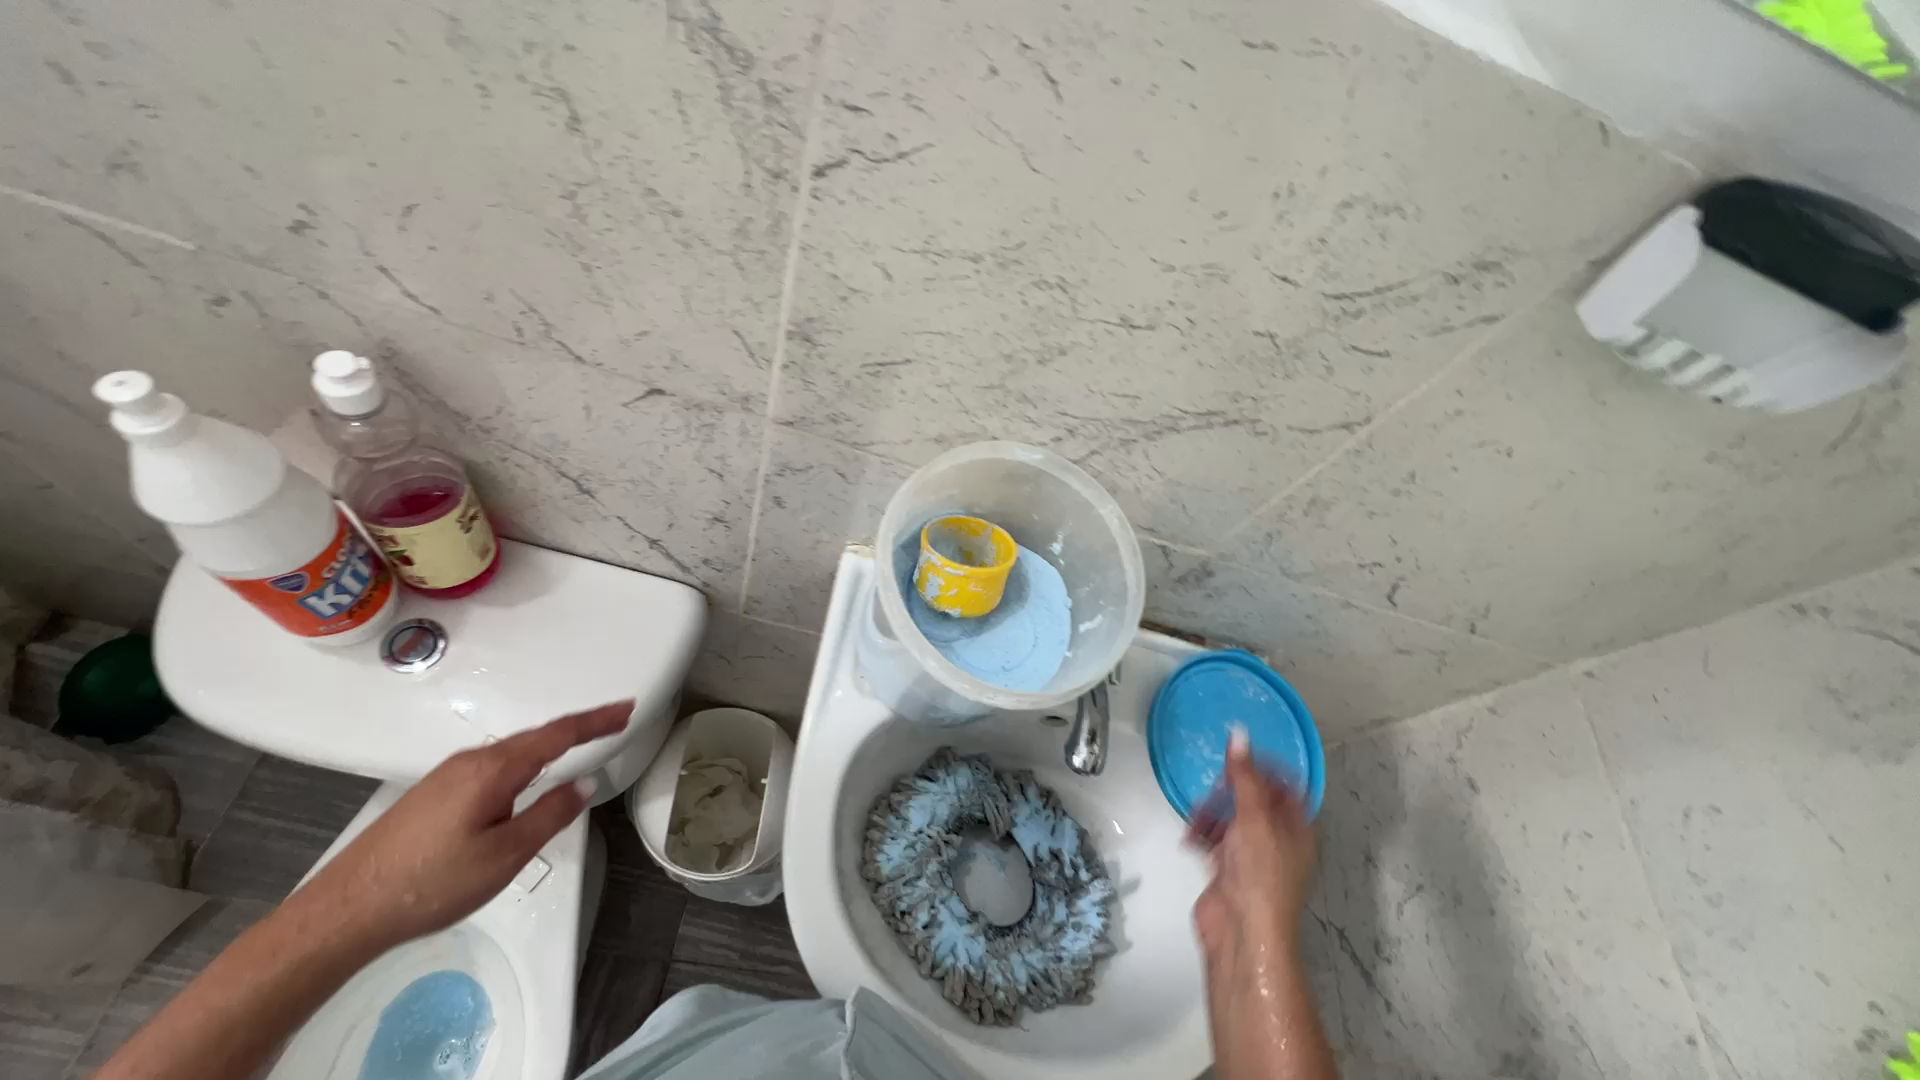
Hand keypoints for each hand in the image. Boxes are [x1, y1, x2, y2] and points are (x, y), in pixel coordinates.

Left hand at [290, 700, 631, 953]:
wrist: (345, 911)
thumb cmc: (431, 883)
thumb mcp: (505, 855)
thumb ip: (550, 814)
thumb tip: (582, 783)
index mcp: (492, 770)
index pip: (557, 736)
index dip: (595, 721)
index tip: (626, 709)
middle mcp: (469, 762)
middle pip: (535, 737)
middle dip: (578, 729)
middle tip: (615, 723)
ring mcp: (447, 776)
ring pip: (512, 752)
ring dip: (550, 745)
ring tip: (581, 746)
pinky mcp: (434, 795)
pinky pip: (493, 766)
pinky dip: (525, 761)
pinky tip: (528, 778)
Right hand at [1188, 728, 1316, 954]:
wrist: (1240, 932)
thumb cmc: (1258, 876)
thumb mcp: (1253, 818)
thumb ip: (1244, 776)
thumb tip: (1239, 734)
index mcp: (1298, 828)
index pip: (1286, 786)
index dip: (1264, 769)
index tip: (1236, 759)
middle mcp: (1278, 840)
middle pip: (1254, 800)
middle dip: (1229, 793)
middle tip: (1213, 792)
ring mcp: (1252, 856)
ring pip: (1230, 819)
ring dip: (1210, 814)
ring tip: (1196, 820)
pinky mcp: (1228, 870)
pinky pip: (1214, 840)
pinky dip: (1201, 835)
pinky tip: (1191, 839)